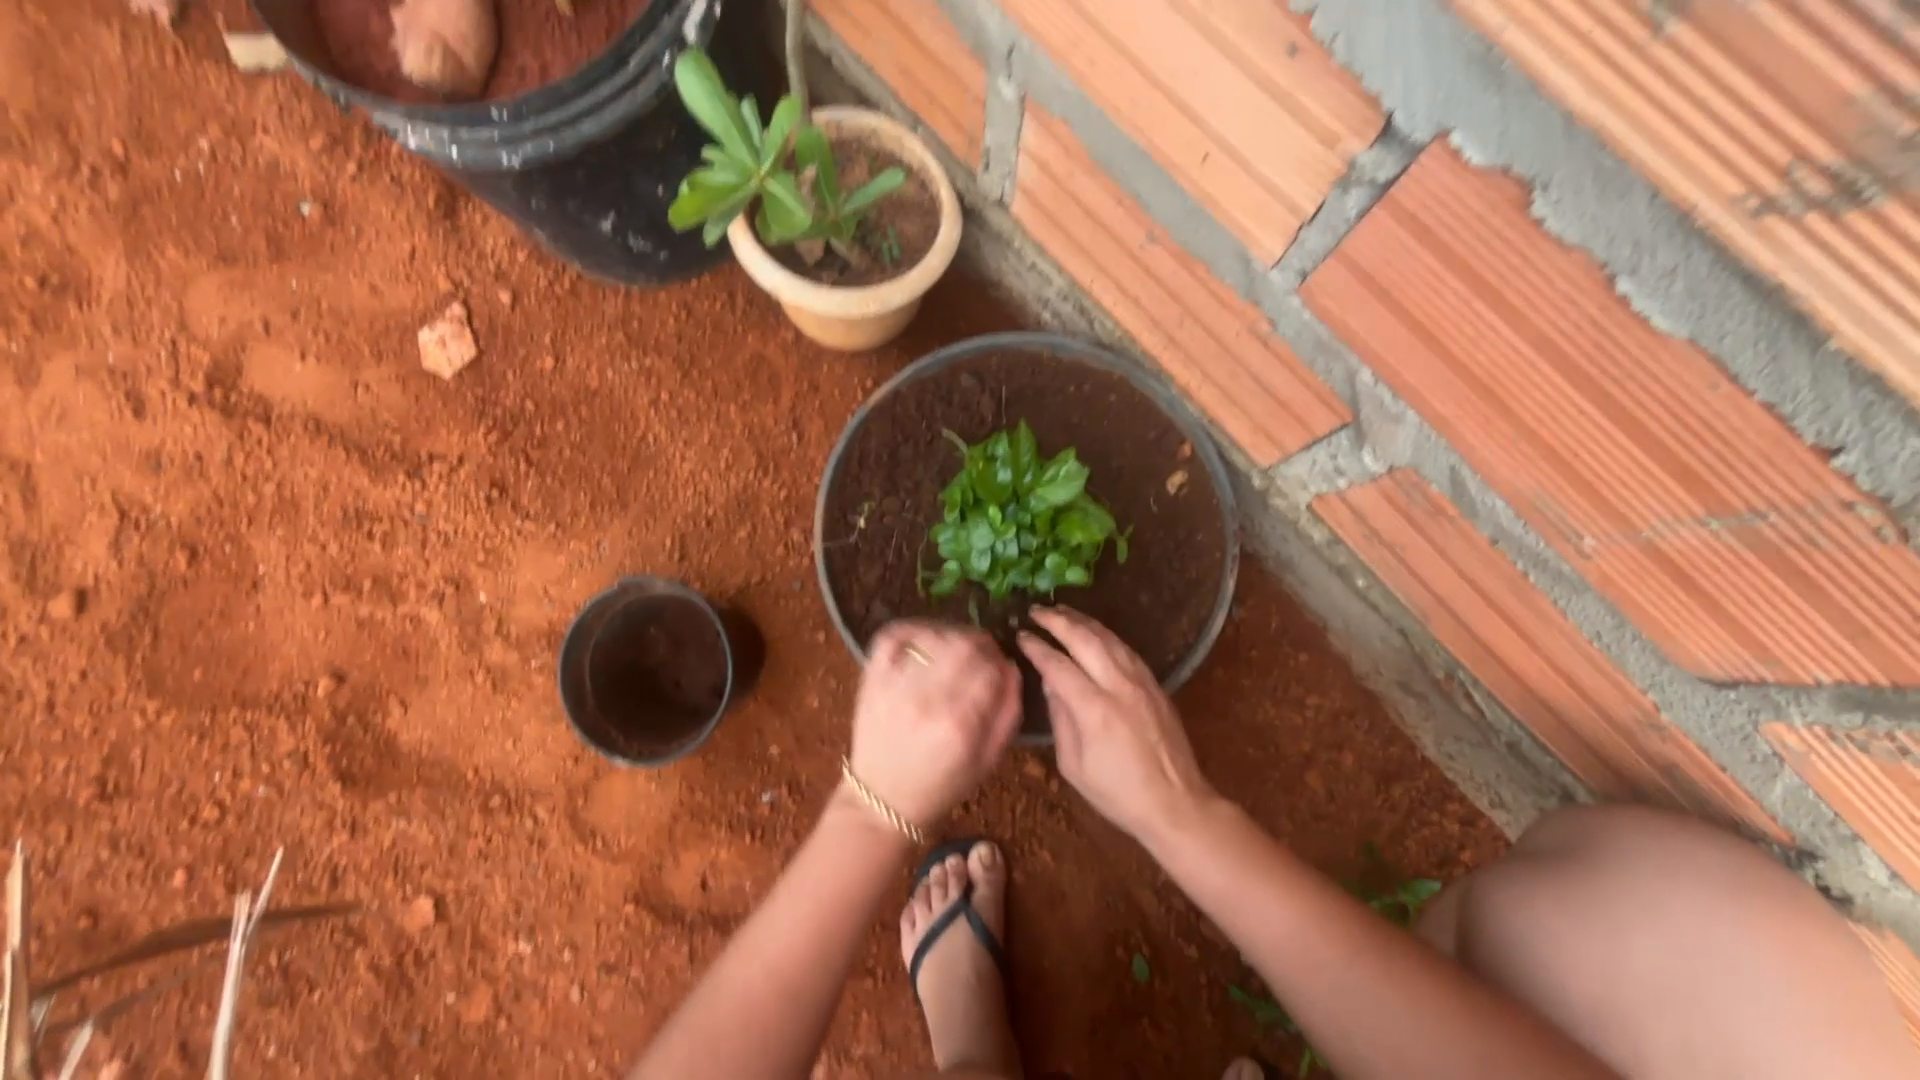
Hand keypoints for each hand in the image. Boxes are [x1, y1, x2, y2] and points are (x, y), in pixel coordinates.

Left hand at [848, 620, 1022, 828]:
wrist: (882, 801)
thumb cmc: (940, 786)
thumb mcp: (986, 761)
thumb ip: (1007, 714)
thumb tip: (1013, 669)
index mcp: (960, 724)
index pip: (991, 669)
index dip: (1001, 662)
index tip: (1001, 667)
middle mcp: (927, 700)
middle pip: (965, 646)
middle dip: (981, 645)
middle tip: (983, 654)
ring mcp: (895, 686)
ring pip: (933, 637)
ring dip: (952, 637)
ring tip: (956, 651)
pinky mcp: (873, 680)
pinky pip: (893, 637)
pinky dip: (911, 629)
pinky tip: (926, 639)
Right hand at [1018, 606, 1214, 842]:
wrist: (1176, 803)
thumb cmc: (1117, 793)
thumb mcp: (1074, 766)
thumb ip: (1061, 719)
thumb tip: (1051, 684)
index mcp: (1094, 709)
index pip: (1058, 665)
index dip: (1037, 647)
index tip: (1021, 635)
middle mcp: (1119, 687)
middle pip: (1085, 640)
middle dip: (1058, 621)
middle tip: (1036, 611)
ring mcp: (1141, 683)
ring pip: (1110, 638)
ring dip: (1083, 621)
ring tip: (1061, 612)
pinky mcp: (1156, 686)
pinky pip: (1127, 650)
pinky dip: (1106, 635)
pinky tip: (1094, 632)